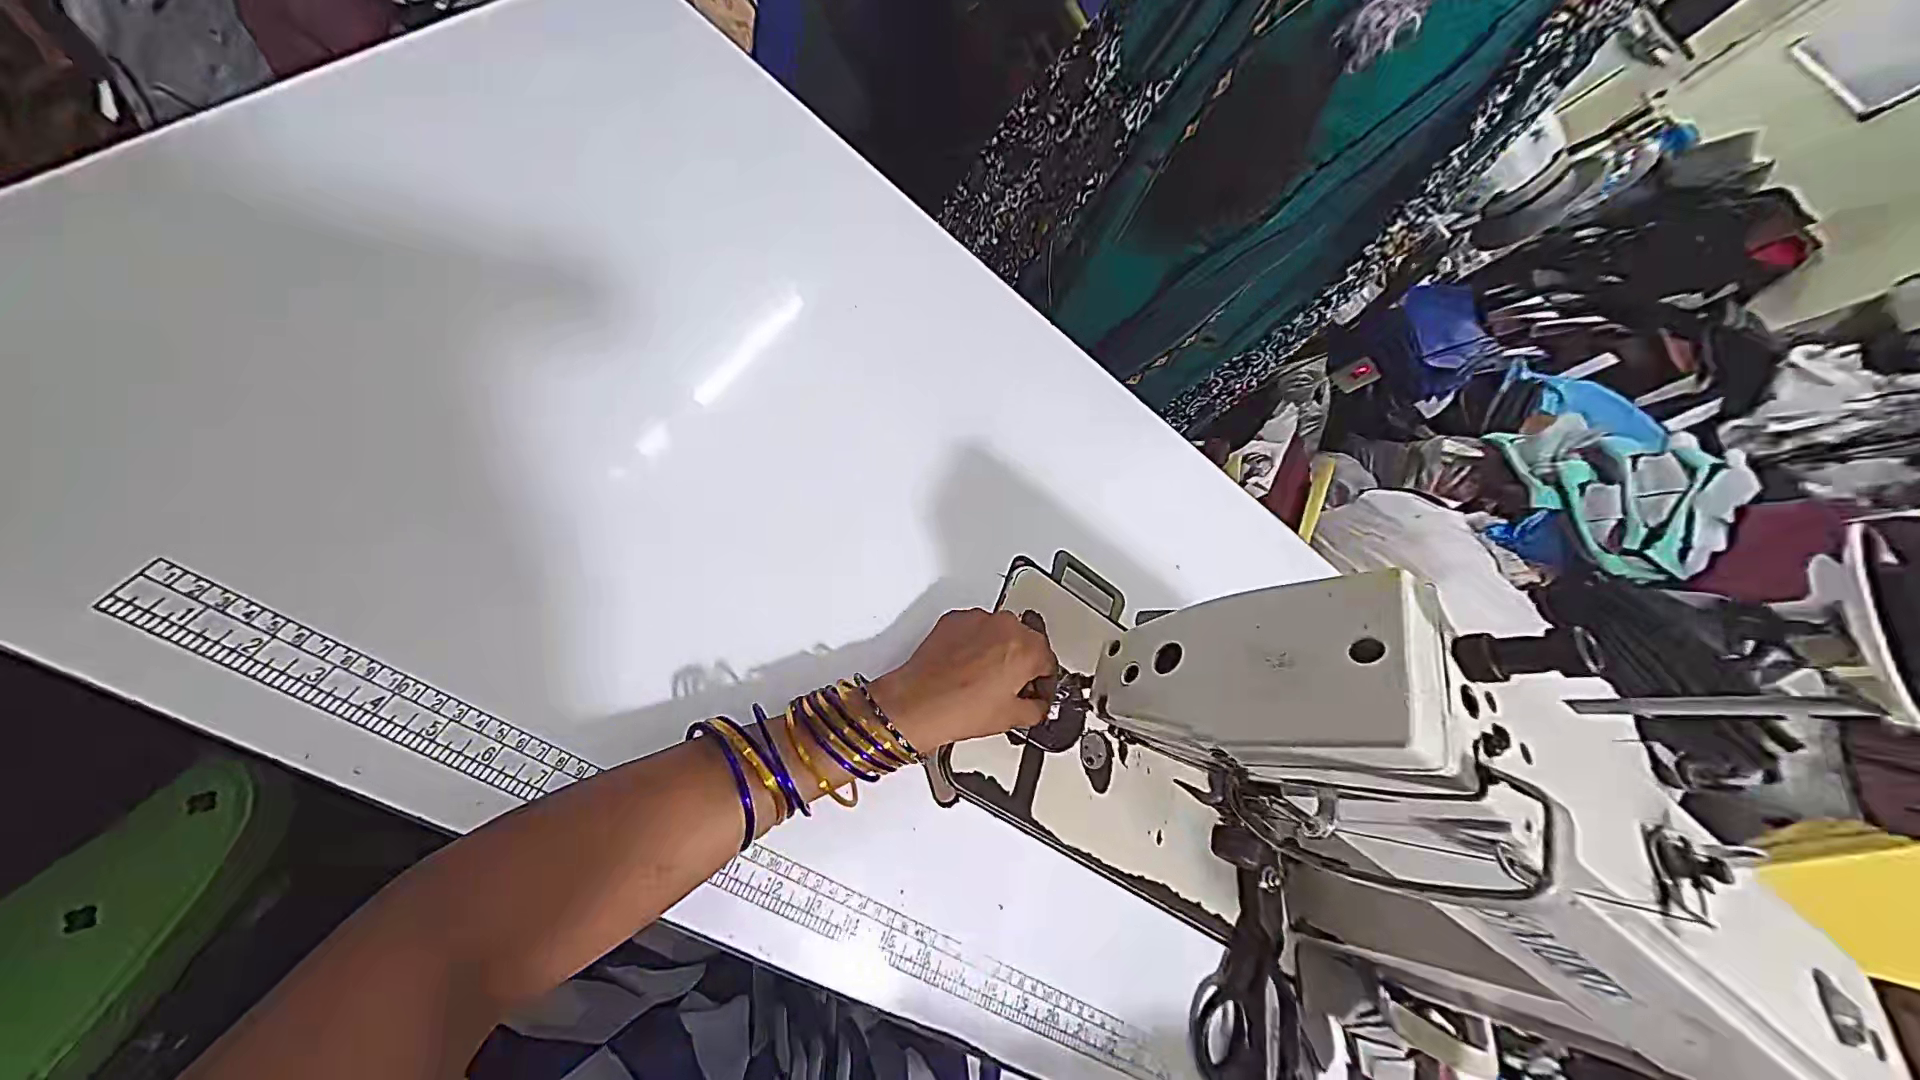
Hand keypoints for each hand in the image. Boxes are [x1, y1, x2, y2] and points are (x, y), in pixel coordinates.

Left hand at [867, 609, 1057, 749]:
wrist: (918, 703)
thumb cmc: (958, 708)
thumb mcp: (1011, 718)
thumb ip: (1037, 707)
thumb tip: (1037, 704)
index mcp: (1026, 648)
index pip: (1049, 660)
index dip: (1044, 681)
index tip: (1037, 690)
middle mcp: (1004, 626)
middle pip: (1026, 641)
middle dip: (1023, 663)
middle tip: (1011, 687)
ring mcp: (978, 620)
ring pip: (1000, 631)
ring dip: (998, 649)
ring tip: (983, 678)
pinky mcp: (955, 620)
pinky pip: (975, 628)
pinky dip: (974, 642)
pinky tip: (967, 667)